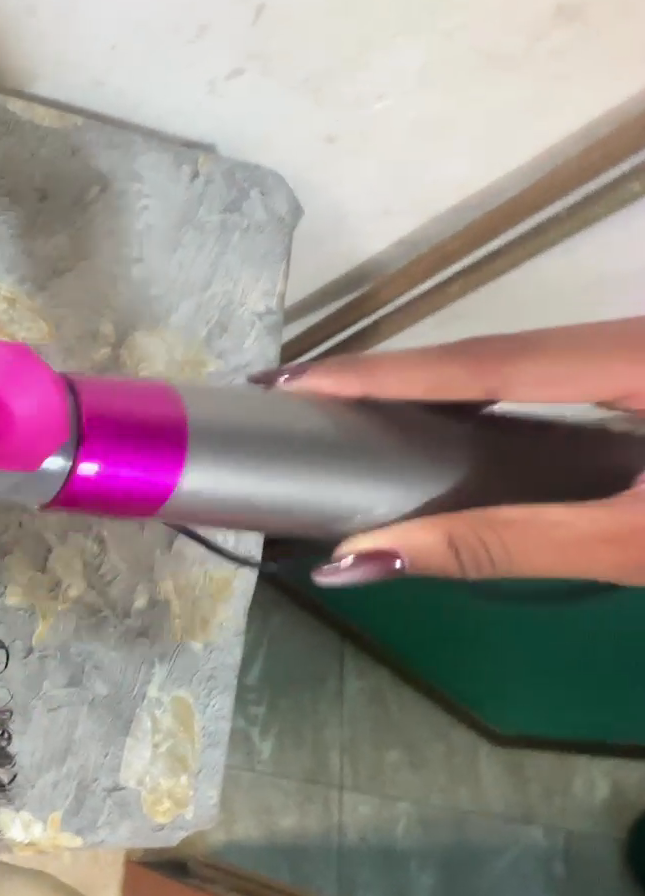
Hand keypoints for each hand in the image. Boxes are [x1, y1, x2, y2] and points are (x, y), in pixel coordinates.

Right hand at [261, 318, 644, 585]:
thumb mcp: (634, 543)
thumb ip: (502, 543)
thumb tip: (353, 558)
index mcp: (641, 358)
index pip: (482, 363)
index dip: (378, 373)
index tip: (287, 381)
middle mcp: (638, 337)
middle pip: (489, 352)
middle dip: (385, 372)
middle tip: (296, 394)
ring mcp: (644, 350)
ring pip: (517, 357)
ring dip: (424, 380)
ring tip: (347, 400)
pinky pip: (547, 369)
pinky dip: (474, 387)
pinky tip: (437, 406)